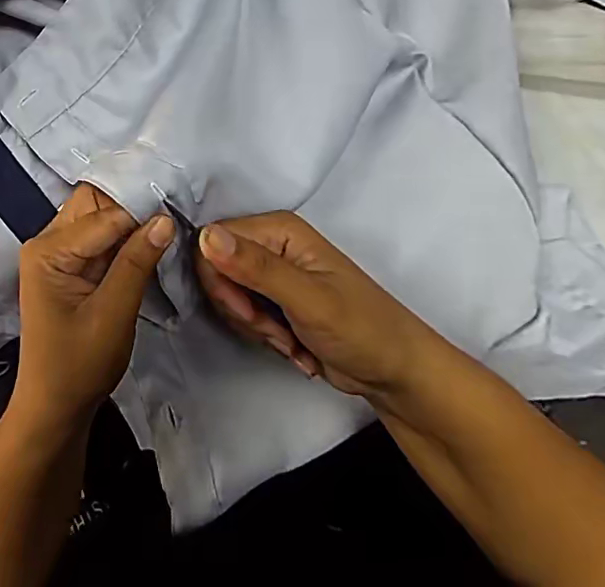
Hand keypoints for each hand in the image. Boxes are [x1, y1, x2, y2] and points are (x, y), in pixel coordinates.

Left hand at [11, 184, 173, 427]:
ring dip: (129, 219)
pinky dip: (123, 237)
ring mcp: (56, 252)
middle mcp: (46, 242)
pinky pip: (98, 236)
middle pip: (92, 202)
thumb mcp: (113, 315)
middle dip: (131, 205)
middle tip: (171, 214)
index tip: (178, 207)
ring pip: (97, 215)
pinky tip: (148, 242)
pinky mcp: (69, 264)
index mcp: (48, 251)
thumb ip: (137, 263)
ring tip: (165, 226)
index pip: (101, 214)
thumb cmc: (78, 366)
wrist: (55, 405)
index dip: (140, 209)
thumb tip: (164, 219)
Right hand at [197, 212, 444, 397]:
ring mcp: (271, 271)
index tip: (249, 311)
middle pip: (216, 267)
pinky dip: (260, 333)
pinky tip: (291, 344)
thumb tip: (207, 237)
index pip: (212, 240)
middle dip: (239, 307)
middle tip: (272, 329)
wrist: (397, 375)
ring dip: (252, 325)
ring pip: (225, 293)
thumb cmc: (364, 331)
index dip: (220, 278)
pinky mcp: (272, 298)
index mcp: (279, 229)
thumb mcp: (309, 299)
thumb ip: (257, 267)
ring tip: (289, 340)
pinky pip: (240, 310)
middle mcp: (270, 243)